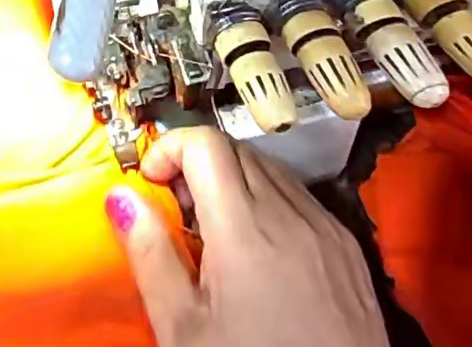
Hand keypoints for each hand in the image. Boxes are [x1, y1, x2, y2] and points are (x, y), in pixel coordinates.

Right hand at [105, 127, 384, 346]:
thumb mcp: (184, 328)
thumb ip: (149, 253)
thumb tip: (120, 195)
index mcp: (246, 229)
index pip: (203, 143)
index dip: (169, 149)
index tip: (152, 182)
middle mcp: (291, 218)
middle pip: (233, 149)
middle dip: (195, 162)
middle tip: (177, 206)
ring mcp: (327, 233)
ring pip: (267, 168)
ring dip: (231, 178)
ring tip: (215, 228)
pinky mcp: (351, 254)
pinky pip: (299, 197)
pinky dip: (267, 199)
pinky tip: (257, 246)